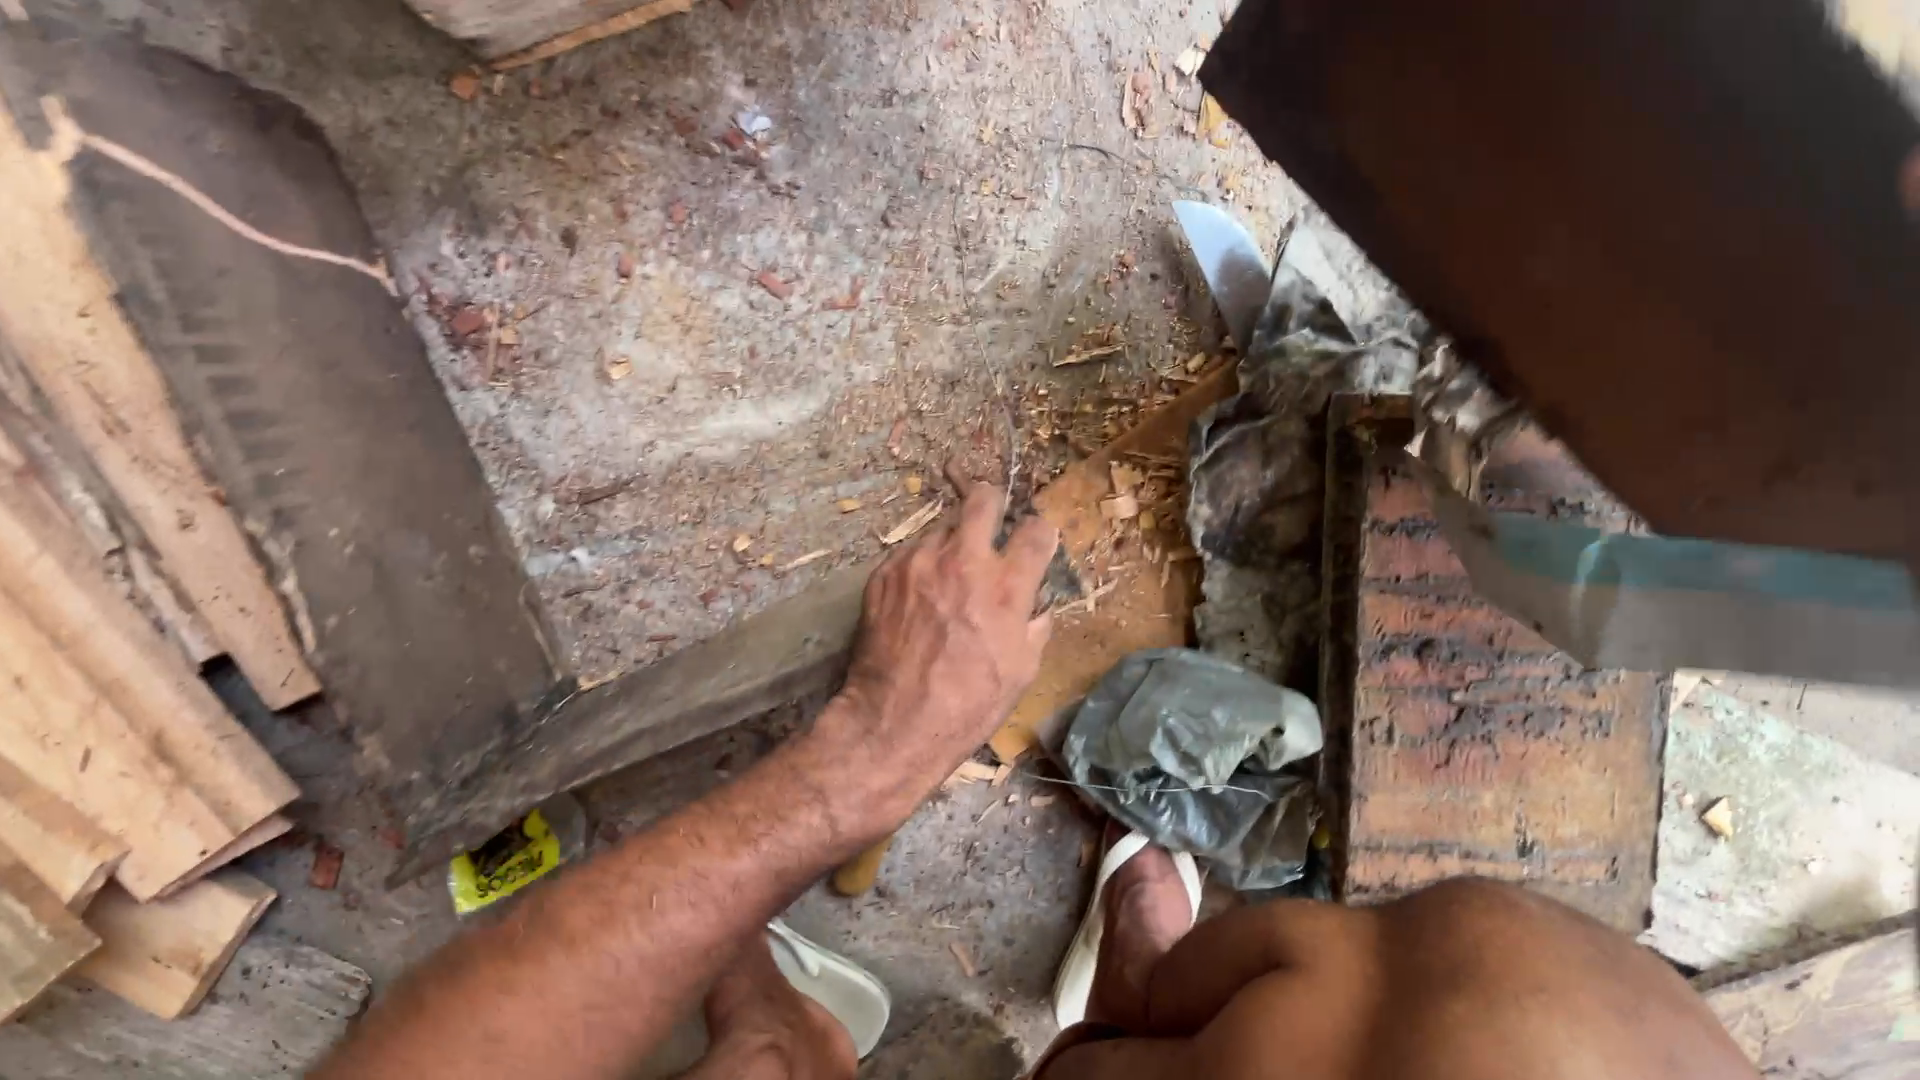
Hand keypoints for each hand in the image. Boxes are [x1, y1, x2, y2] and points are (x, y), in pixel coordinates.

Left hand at [815, 483, 1057, 824]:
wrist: (894, 721)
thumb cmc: (968, 704)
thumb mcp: (1022, 671)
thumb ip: (1035, 626)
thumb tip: (1036, 607)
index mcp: (1006, 586)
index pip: (1036, 531)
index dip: (1041, 532)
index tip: (1037, 540)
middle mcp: (963, 561)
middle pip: (982, 500)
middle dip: (991, 500)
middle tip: (991, 512)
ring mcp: (918, 563)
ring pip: (941, 527)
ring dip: (951, 542)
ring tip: (948, 573)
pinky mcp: (884, 573)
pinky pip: (909, 553)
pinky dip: (920, 565)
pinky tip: (919, 594)